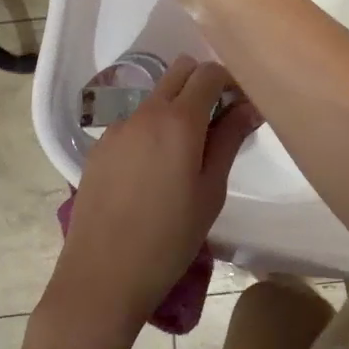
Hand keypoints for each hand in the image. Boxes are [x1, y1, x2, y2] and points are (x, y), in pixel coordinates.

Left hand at [38, 58, 261, 344]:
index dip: (229, 81)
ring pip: (154, 94)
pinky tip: (151, 170)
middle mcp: (146, 111)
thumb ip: (229, 141)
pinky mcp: (99, 146)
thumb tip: (249, 106)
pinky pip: (132, 120)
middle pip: (179, 70)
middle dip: (202, 83)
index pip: (209, 73)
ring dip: (174, 105)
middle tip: (215, 119)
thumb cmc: (169, 239)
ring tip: (182, 151)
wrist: (101, 278)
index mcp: (179, 120)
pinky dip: (150, 128)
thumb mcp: (210, 192)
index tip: (240, 104)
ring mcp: (118, 127)